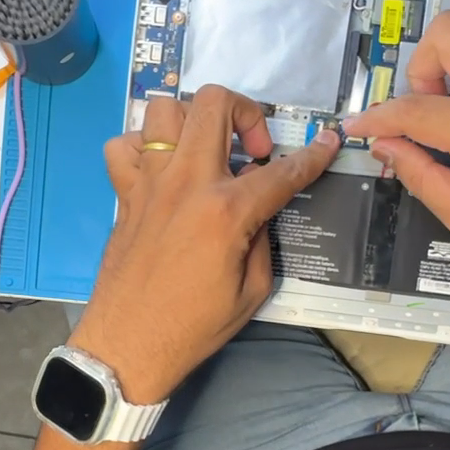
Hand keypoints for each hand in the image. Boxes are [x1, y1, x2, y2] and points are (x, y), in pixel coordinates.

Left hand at [70, 86, 338, 402]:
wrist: (128, 345)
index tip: (326, 143)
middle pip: (215, 104)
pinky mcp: (124, 194)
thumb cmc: (194, 327)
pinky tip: (162, 171)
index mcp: (226, 211)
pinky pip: (124, 146)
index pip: (282, 172)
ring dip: (193, 122)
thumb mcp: (252, 291)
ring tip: (206, 153)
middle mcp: (187, 182)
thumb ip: (262, 239)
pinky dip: (144, 148)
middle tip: (253, 151)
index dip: (312, 156)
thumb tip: (259, 211)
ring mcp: (150, 183)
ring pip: (165, 110)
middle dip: (247, 112)